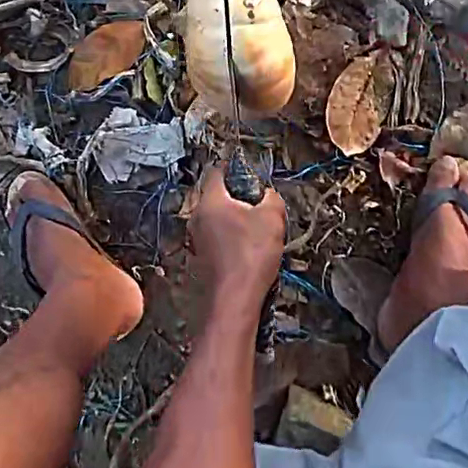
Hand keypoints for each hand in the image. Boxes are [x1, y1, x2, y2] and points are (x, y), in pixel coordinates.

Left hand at [189, 163, 286, 298]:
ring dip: (233, 218)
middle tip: (258, 203)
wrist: (235, 299)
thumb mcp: (272, 217)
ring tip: (256, 228)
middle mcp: (197, 216)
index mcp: (211, 201)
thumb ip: (271, 197)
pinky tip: (246, 248)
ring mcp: (195, 238)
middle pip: (216, 195)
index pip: (216, 171)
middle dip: (237, 196)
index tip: (249, 173)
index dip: (233, 168)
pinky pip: (215, 236)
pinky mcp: (199, 257)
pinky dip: (228, 236)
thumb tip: (266, 195)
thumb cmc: (252, 254)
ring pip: (215, 217)